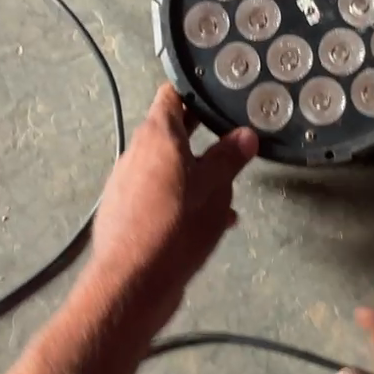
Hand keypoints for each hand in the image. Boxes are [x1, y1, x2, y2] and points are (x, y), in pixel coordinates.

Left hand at [84, 85, 257, 326]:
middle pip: (171, 131)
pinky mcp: (128, 213)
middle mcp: (137, 153)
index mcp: (157, 136)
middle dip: (202, 133)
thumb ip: (228, 158)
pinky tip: (211, 221)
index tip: (218, 89)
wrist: (130, 284)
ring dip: (196, 171)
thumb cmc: (176, 226)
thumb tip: (245, 134)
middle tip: (232, 133)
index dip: (194, 88)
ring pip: (169, 166)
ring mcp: (128, 184)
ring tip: (228, 186)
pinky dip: (185, 199)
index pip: (172, 95)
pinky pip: (162, 195)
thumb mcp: (214, 190)